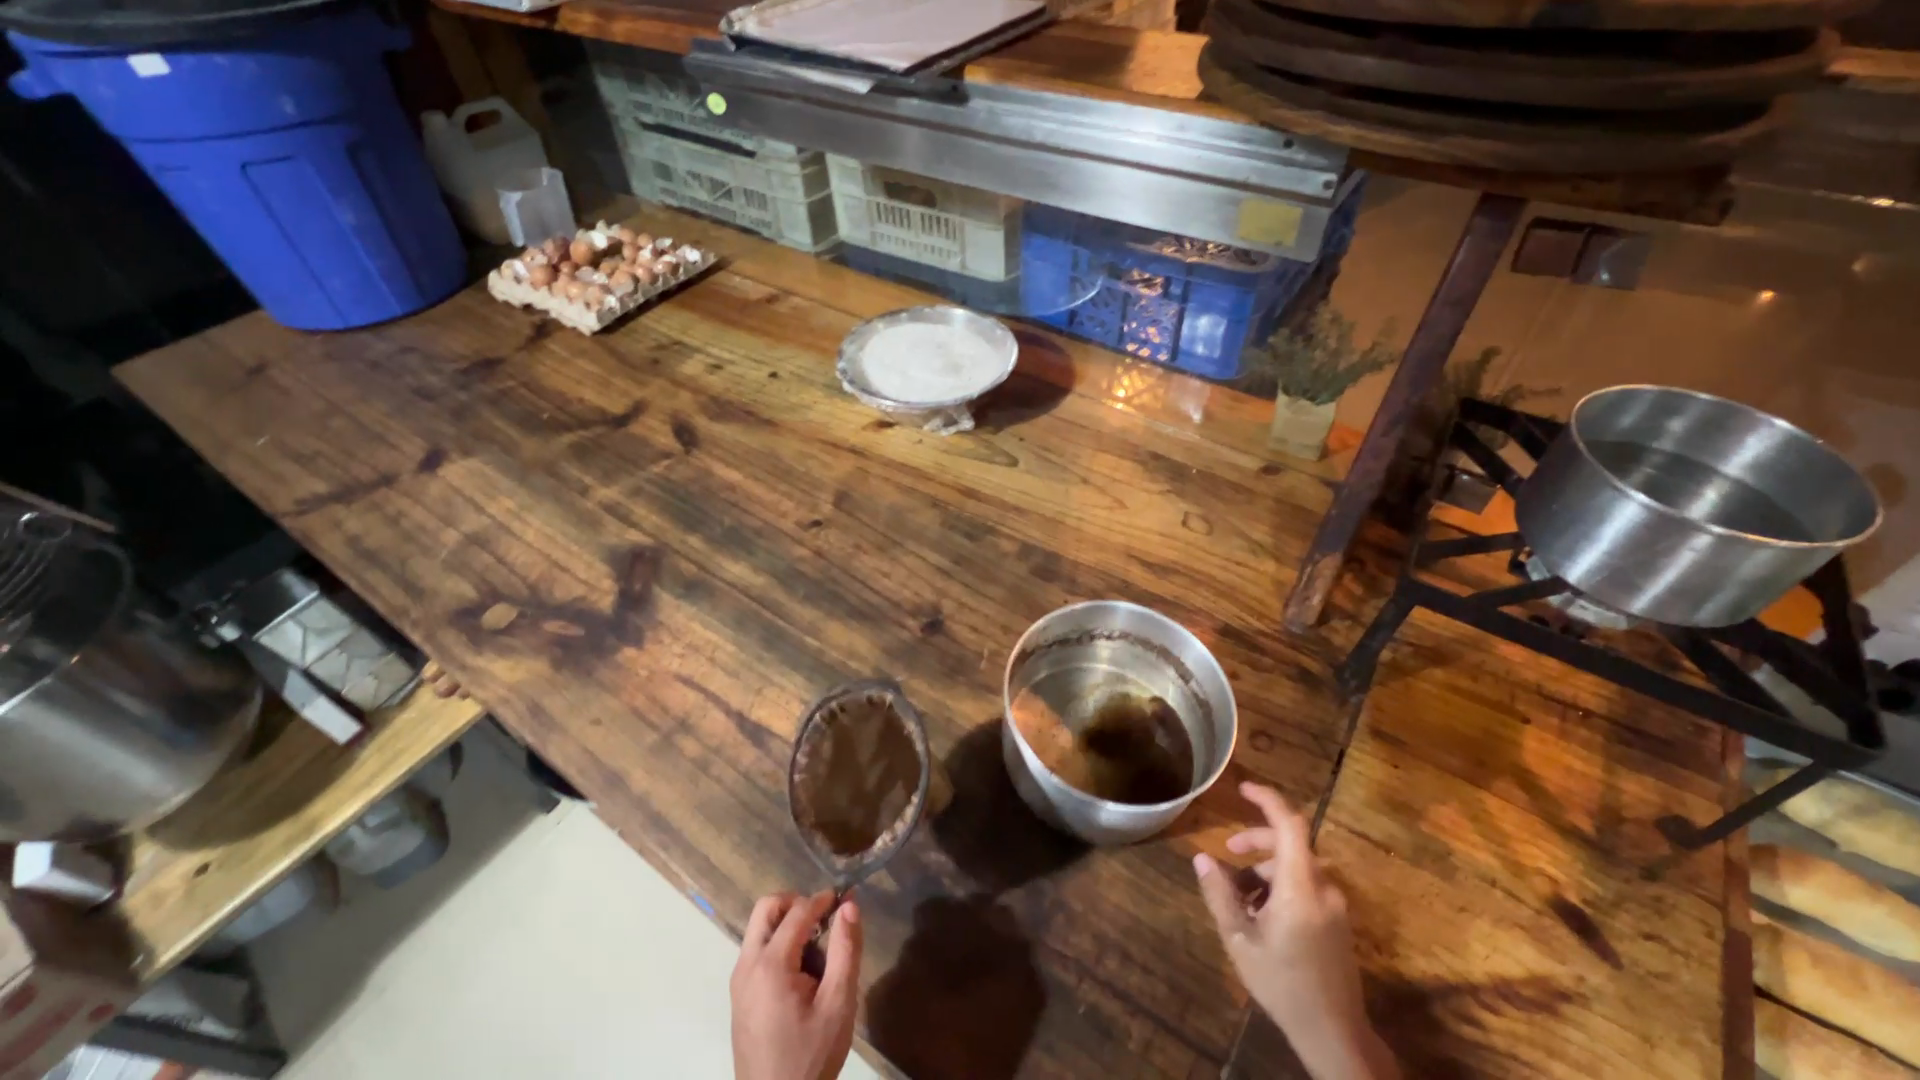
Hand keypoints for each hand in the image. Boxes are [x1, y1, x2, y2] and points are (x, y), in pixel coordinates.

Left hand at [731, 890, 862, 1079]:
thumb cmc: (811, 1055)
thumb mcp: (838, 1004)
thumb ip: (846, 950)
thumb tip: (850, 906)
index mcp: (770, 964)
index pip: (797, 911)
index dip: (823, 899)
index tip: (846, 897)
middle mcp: (747, 965)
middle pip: (767, 909)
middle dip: (797, 903)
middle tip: (826, 919)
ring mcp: (739, 980)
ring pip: (760, 929)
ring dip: (787, 924)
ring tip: (819, 949)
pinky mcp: (739, 995)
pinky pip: (756, 951)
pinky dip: (778, 944)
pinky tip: (803, 972)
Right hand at [1194, 783, 1397, 1079]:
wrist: (1332, 1030)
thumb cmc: (1281, 983)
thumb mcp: (1239, 940)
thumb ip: (1220, 894)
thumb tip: (1202, 858)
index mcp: (1301, 886)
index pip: (1289, 825)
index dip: (1267, 800)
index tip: (1242, 789)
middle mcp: (1324, 887)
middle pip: (1291, 844)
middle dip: (1256, 842)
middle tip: (1228, 854)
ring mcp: (1336, 904)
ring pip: (1298, 866)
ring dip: (1266, 869)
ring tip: (1240, 896)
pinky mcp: (1338, 919)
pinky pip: (1308, 885)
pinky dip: (1282, 886)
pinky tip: (1261, 913)